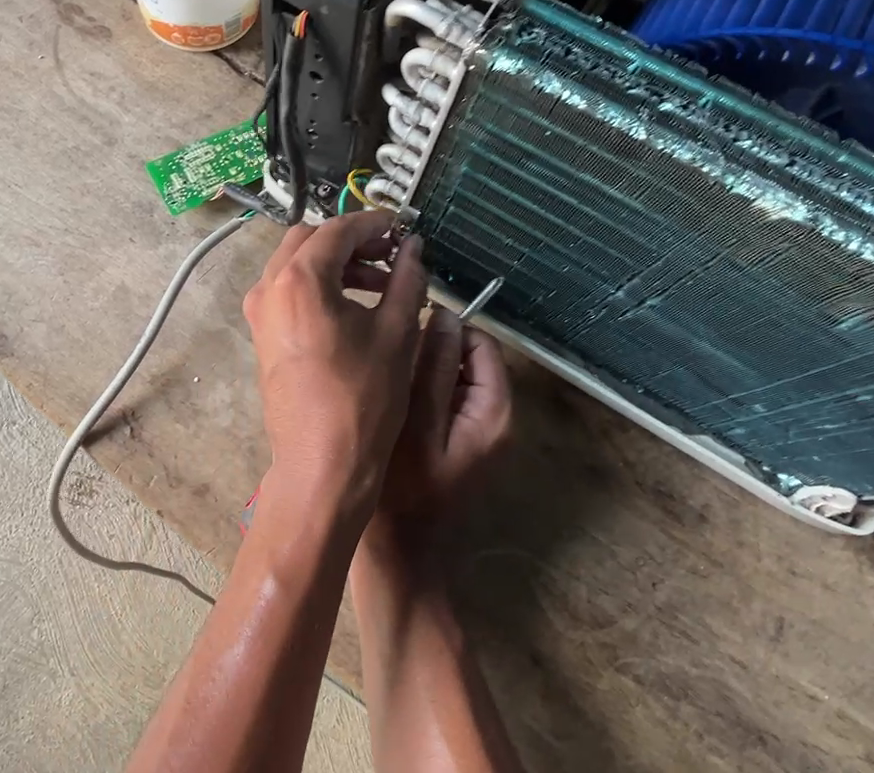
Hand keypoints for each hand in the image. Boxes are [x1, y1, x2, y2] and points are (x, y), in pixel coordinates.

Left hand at [242, 210, 426, 510]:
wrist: (321, 464)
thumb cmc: (364, 399)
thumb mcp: (397, 333)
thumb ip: (407, 280)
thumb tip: (413, 248)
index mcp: (299, 279)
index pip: (338, 230)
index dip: (374, 224)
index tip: (403, 229)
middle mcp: (269, 287)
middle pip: (310, 240)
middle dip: (351, 240)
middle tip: (391, 254)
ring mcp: (259, 312)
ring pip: (295, 265)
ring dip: (336, 263)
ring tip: (381, 284)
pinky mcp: (261, 335)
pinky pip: (288, 291)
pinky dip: (319, 286)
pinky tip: (354, 307)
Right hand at [365, 308, 512, 560]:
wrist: (398, 559)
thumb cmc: (402, 492)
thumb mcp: (416, 422)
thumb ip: (432, 367)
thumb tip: (443, 314)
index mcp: (493, 410)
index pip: (478, 342)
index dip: (442, 330)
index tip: (399, 337)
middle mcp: (491, 418)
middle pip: (463, 358)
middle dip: (426, 352)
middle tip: (385, 364)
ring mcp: (471, 433)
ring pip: (446, 378)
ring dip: (416, 374)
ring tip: (380, 383)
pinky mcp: (450, 446)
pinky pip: (437, 402)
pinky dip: (414, 396)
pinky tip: (384, 406)